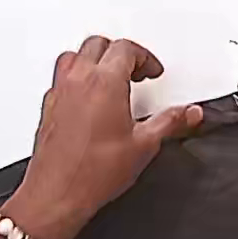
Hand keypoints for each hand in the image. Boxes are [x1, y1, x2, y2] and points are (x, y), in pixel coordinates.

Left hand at [3, 36, 202, 238]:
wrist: (58, 193)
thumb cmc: (93, 172)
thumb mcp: (144, 145)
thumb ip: (169, 122)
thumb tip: (189, 113)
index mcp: (105, 82)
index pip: (126, 49)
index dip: (144, 57)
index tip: (152, 71)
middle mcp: (78, 81)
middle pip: (99, 45)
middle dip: (120, 54)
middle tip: (135, 72)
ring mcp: (59, 92)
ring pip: (75, 56)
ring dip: (94, 60)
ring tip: (110, 79)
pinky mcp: (48, 107)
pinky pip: (61, 79)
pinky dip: (77, 79)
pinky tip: (88, 99)